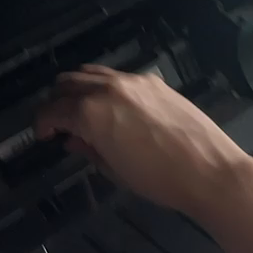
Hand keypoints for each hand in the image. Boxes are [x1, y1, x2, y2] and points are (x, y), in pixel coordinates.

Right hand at [35, 65, 252, 221]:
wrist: (210, 170)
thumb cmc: (158, 180)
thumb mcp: (114, 170)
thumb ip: (87, 149)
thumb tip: (73, 140)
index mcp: (90, 113)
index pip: (52, 110)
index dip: (42, 123)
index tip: (44, 135)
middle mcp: (105, 88)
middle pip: (66, 84)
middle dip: (57, 102)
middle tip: (59, 123)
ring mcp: (130, 80)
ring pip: (89, 72)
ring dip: (78, 88)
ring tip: (82, 109)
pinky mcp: (151, 80)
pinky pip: (116, 75)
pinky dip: (103, 86)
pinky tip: (114, 106)